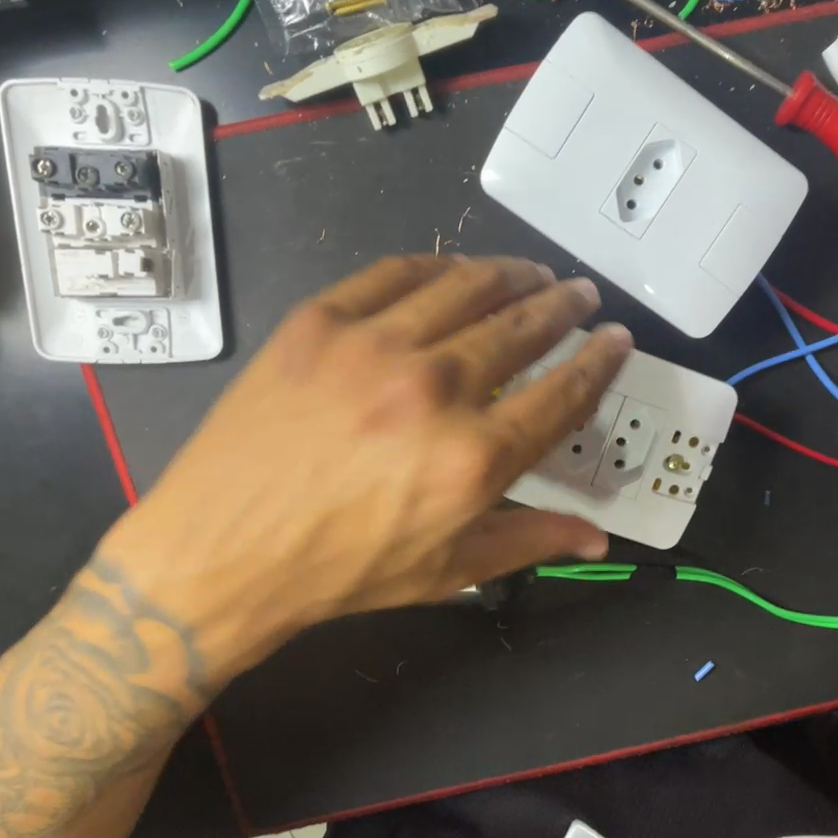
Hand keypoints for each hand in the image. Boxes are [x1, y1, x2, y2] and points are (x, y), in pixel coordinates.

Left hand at [97, 255, 632, 669]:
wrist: (222, 551)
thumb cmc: (341, 571)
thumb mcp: (446, 570)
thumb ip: (531, 541)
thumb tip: (599, 539)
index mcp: (474, 458)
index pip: (562, 394)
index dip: (599, 361)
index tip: (615, 338)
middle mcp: (435, 390)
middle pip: (523, 328)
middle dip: (564, 305)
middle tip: (582, 292)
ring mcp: (374, 346)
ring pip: (466, 286)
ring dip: (512, 274)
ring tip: (533, 272)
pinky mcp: (320, 321)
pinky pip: (394, 274)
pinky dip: (437, 267)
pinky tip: (455, 271)